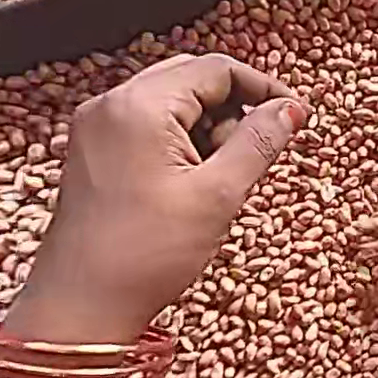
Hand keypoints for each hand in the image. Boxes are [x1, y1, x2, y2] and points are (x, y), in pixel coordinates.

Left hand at [3, 54, 309, 342]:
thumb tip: (291, 108)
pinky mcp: (96, 152)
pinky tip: (197, 181)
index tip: (296, 116)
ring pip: (173, 104)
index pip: (217, 70)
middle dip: (236, 107)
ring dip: (211, 127)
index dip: (264, 88)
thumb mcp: (218, 195)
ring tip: (224, 176)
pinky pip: (151, 127)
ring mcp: (98, 128)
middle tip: (263, 147)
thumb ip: (258, 142)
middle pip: (193, 79)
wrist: (81, 307)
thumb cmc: (148, 254)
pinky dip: (184, 142)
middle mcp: (111, 105)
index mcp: (140, 106)